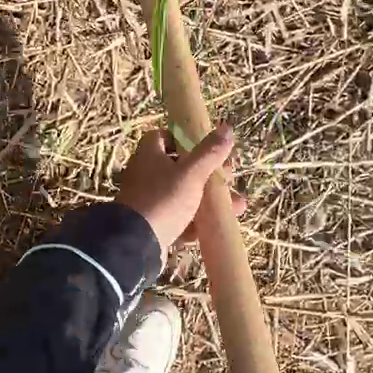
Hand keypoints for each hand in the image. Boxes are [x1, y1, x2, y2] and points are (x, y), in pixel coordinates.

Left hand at [113, 125, 244, 248]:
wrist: (136, 244)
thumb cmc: (163, 199)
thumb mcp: (191, 173)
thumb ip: (209, 152)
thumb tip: (227, 128)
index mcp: (149, 155)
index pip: (163, 137)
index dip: (185, 140)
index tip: (207, 149)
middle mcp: (146, 174)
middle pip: (179, 167)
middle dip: (207, 174)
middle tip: (228, 178)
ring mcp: (148, 200)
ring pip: (182, 195)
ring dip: (207, 200)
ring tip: (236, 207)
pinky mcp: (152, 224)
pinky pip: (177, 218)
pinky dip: (195, 222)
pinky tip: (213, 228)